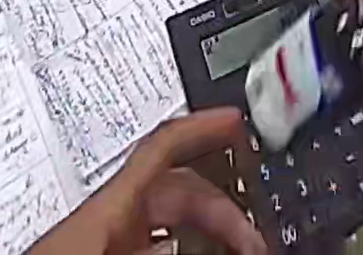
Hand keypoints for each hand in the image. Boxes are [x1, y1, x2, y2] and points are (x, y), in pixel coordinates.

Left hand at [27, 108, 266, 254]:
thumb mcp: (114, 246)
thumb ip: (170, 243)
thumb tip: (221, 236)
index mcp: (107, 206)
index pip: (163, 147)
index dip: (202, 126)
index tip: (235, 120)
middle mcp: (109, 215)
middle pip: (178, 188)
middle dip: (222, 202)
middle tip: (257, 229)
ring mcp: (107, 236)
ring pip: (171, 221)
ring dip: (208, 231)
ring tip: (242, 243)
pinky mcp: (105, 251)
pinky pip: (157, 243)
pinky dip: (184, 247)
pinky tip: (203, 254)